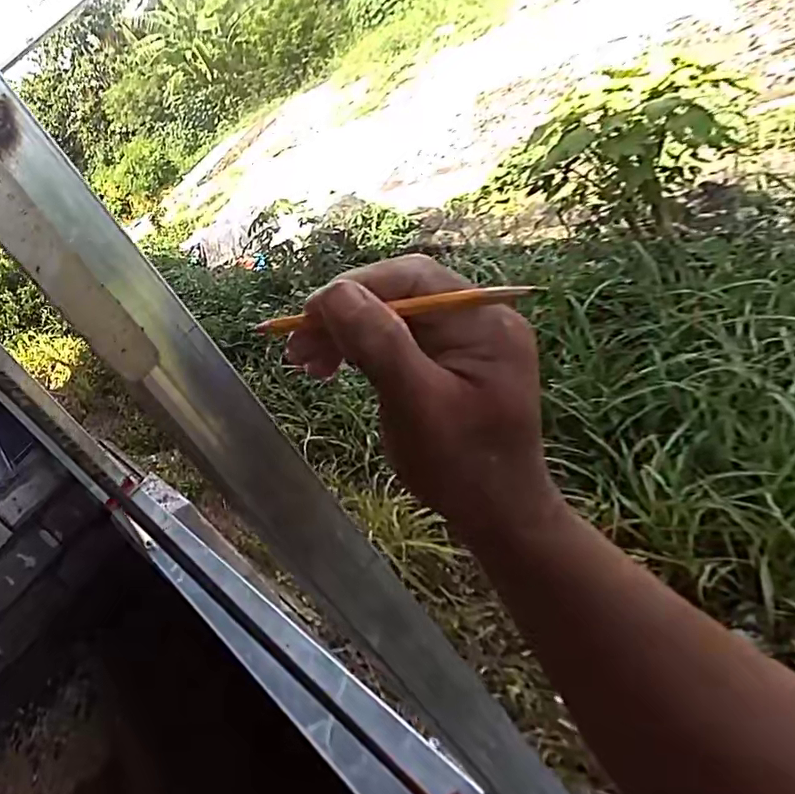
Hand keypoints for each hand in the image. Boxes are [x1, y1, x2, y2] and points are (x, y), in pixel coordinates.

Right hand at [285, 254, 565, 538]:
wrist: (497, 514)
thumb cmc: (461, 466)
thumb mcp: (416, 404)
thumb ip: (380, 344)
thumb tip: (334, 293)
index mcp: (482, 321)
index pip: (410, 278)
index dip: (353, 289)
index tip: (307, 318)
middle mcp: (475, 319)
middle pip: (395, 294)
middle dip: (342, 316)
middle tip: (297, 347)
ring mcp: (460, 340)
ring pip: (387, 316)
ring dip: (342, 334)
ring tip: (305, 363)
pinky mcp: (442, 360)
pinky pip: (391, 340)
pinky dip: (356, 350)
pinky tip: (331, 368)